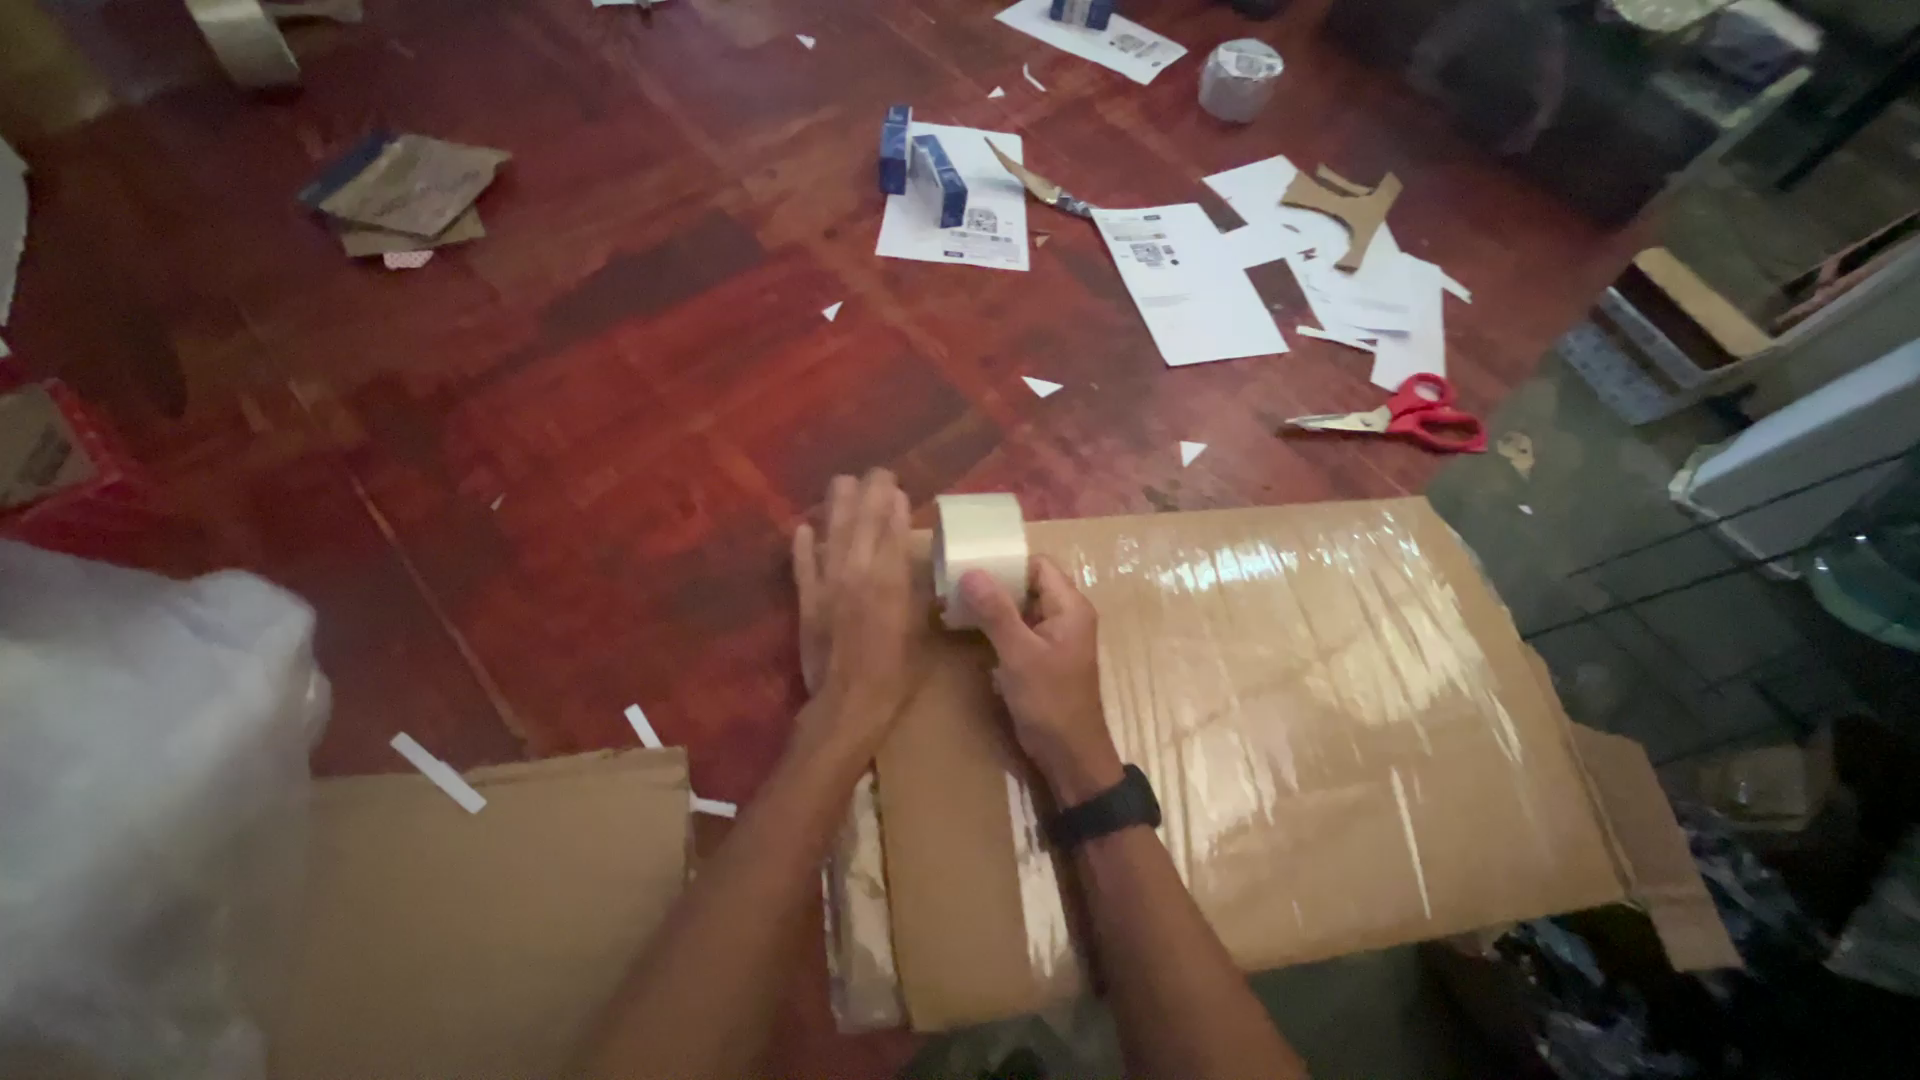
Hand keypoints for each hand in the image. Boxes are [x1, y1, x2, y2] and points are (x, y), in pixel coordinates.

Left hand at [792, 469, 916, 757]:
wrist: (848, 705)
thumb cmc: (895, 674)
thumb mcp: (919, 632)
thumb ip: (916, 593)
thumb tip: (914, 563)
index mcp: (890, 580)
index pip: (892, 530)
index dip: (894, 505)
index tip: (897, 486)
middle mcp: (857, 573)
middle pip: (862, 523)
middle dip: (870, 493)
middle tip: (876, 473)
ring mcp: (828, 585)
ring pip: (832, 535)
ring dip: (838, 506)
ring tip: (843, 482)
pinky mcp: (807, 602)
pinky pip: (803, 566)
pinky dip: (803, 546)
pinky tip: (804, 528)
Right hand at [959, 555, 1122, 803]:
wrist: (1069, 754)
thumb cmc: (1050, 701)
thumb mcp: (1019, 654)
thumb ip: (996, 612)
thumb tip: (971, 571)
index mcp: (1070, 607)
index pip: (1039, 565)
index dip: (1008, 561)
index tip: (972, 561)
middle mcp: (1066, 616)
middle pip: (1028, 584)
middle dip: (995, 582)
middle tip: (956, 580)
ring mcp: (1054, 637)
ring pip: (1021, 607)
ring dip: (993, 605)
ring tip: (956, 599)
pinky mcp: (1042, 657)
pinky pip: (1019, 629)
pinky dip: (997, 626)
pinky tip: (969, 627)